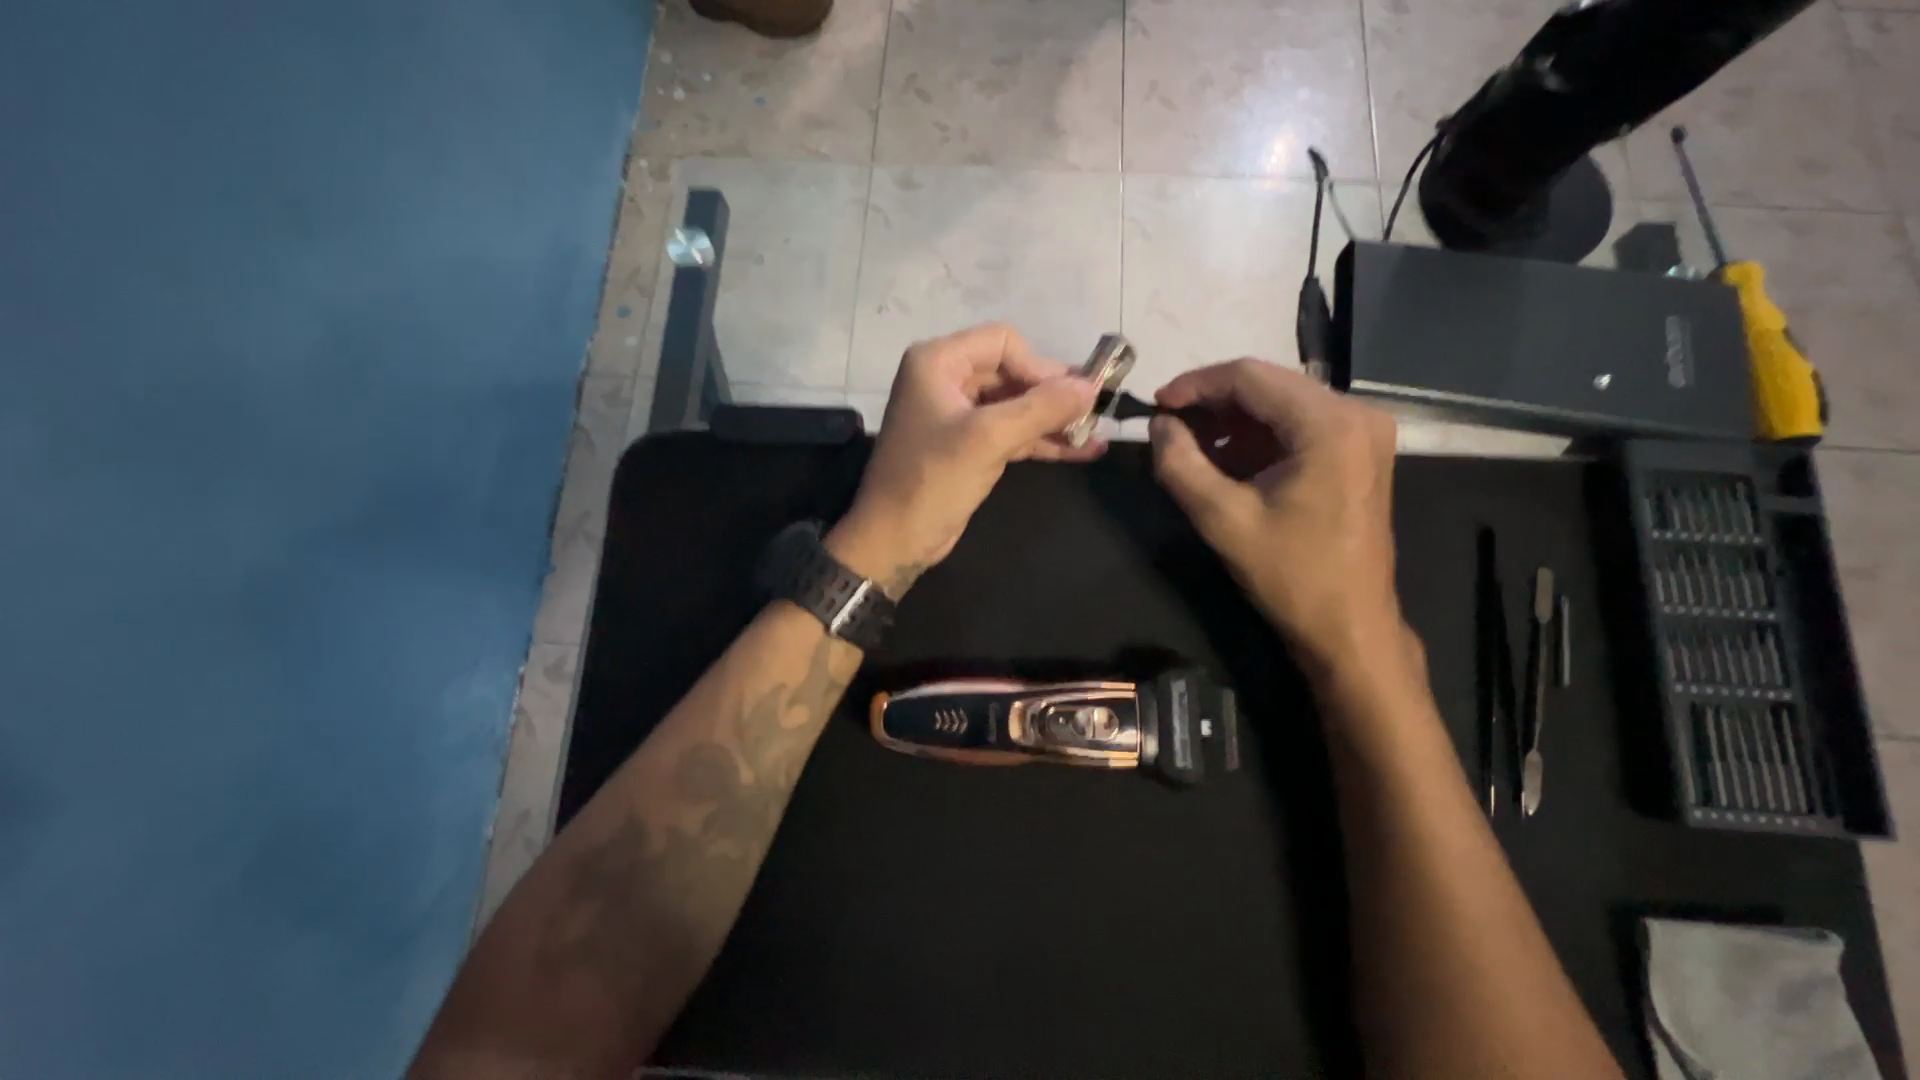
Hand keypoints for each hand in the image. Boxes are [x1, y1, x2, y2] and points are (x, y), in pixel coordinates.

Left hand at [828, 323, 1103, 597]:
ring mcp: (958, 415)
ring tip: (1097, 435)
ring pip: (1016, 405)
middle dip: (1053, 395)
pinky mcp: (969, 447)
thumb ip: (1041, 408)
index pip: (1004, 342)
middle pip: (1013, 372)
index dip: (1041, 367)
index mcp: (938, 362)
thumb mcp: (989, 439)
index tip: (1072, 397)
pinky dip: (1043, 440)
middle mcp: (946, 379)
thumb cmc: (933, 480)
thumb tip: (1092, 388)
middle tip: (1096, 414)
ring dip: (1054, 420)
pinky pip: (1012, 433)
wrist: (894, 540)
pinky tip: (1083, 451)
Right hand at [1149, 359, 1403, 677]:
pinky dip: (1259, 434)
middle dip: (1214, 401)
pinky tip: (1226, 457)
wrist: (1349, 625)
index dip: (1196, 384)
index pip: (1251, 377)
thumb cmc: (1290, 575)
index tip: (1155, 404)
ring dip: (1234, 418)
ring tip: (1190, 443)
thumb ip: (1180, 464)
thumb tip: (1158, 425)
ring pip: (1282, 401)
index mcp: (1330, 425)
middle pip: (1269, 383)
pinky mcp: (1359, 450)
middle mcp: (1356, 414)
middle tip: (1169, 424)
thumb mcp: (1223, 520)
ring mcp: (1363, 431)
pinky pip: (1299, 423)